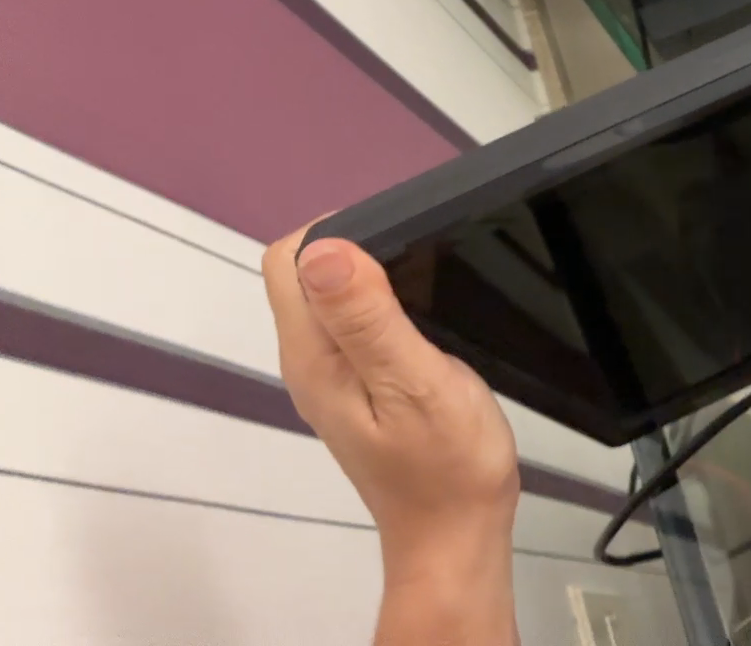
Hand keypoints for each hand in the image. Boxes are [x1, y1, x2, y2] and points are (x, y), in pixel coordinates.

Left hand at [261, 227, 519, 577]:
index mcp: (316, 355)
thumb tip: (326, 250)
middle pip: (310, 273)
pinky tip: (438, 300)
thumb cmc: (446, 459)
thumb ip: (368, 318)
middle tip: (438, 241)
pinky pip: (365, 318)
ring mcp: (341, 373)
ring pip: (339, 293)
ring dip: (382, 266)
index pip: (290, 260)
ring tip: (445, 262)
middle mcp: (315, 359)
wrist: (460, 526)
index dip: (341, 227)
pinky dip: (396, 294)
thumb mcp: (414, 381)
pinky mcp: (370, 381)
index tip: (409, 224)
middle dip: (365, 239)